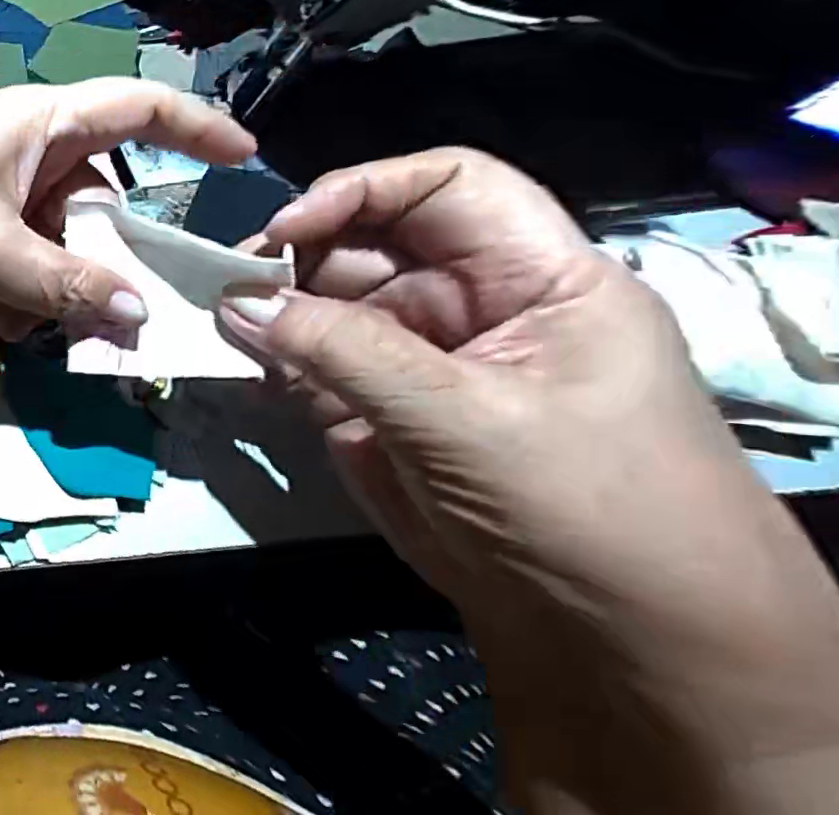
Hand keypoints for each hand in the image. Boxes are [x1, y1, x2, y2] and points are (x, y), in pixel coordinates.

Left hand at [0, 78, 254, 336]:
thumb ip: (65, 283)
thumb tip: (136, 313)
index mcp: (44, 121)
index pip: (142, 106)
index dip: (199, 126)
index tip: (244, 156)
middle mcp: (31, 141)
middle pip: (100, 195)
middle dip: (102, 254)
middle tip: (103, 309)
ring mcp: (3, 175)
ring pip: (61, 229)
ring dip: (57, 280)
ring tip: (25, 323)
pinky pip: (27, 241)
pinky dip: (25, 280)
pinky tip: (1, 317)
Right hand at [218, 148, 838, 812]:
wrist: (614, 652)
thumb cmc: (586, 516)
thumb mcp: (467, 422)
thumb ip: (343, 353)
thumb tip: (237, 302)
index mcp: (535, 277)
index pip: (447, 186)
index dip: (364, 189)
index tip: (288, 230)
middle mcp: (471, 301)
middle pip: (369, 241)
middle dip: (298, 256)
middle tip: (230, 288)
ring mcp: (417, 355)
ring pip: (329, 302)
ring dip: (275, 310)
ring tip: (224, 329)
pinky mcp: (378, 404)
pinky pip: (314, 359)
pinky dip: (275, 358)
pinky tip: (245, 366)